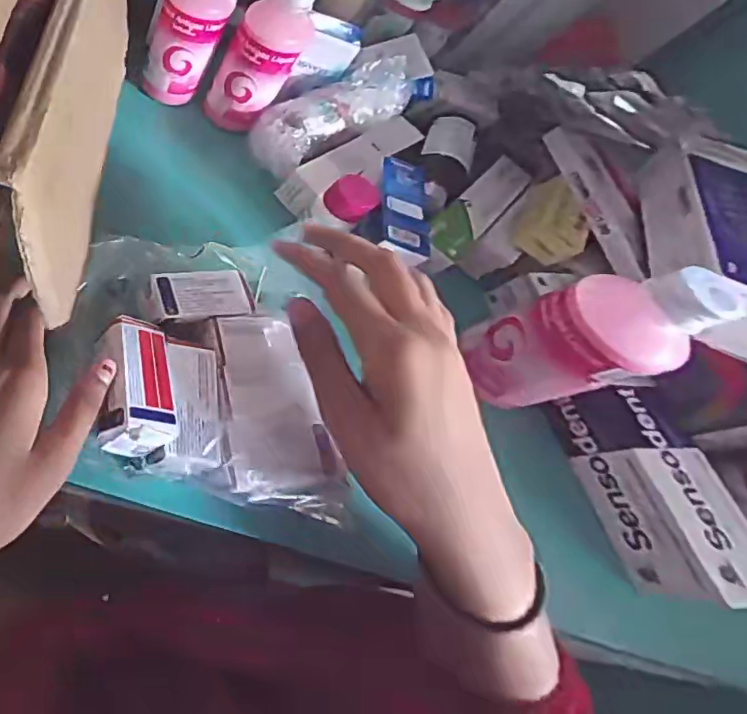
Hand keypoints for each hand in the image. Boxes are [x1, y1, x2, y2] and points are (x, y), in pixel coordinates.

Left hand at [0, 278, 113, 675]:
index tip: (56, 285)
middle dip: (14, 288)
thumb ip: (81, 408)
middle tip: (33, 277)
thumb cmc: (3, 499)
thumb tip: (106, 364)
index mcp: (19, 381)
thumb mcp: (54, 461)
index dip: (42, 299)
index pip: (30, 322)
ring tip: (13, 293)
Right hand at [273, 225, 536, 622]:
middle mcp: (423, 330)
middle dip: (343, 243)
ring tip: (341, 252)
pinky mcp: (453, 353)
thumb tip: (299, 303)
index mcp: (393, 345)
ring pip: (410, 276)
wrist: (465, 512)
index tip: (280, 247)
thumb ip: (321, 355)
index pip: (344, 283)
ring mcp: (444, 340)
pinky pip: (425, 295)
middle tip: (307, 235)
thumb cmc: (396, 471)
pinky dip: (398, 276)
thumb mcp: (344, 418)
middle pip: (383, 265)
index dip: (310, 260)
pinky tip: (386, 287)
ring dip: (373, 255)